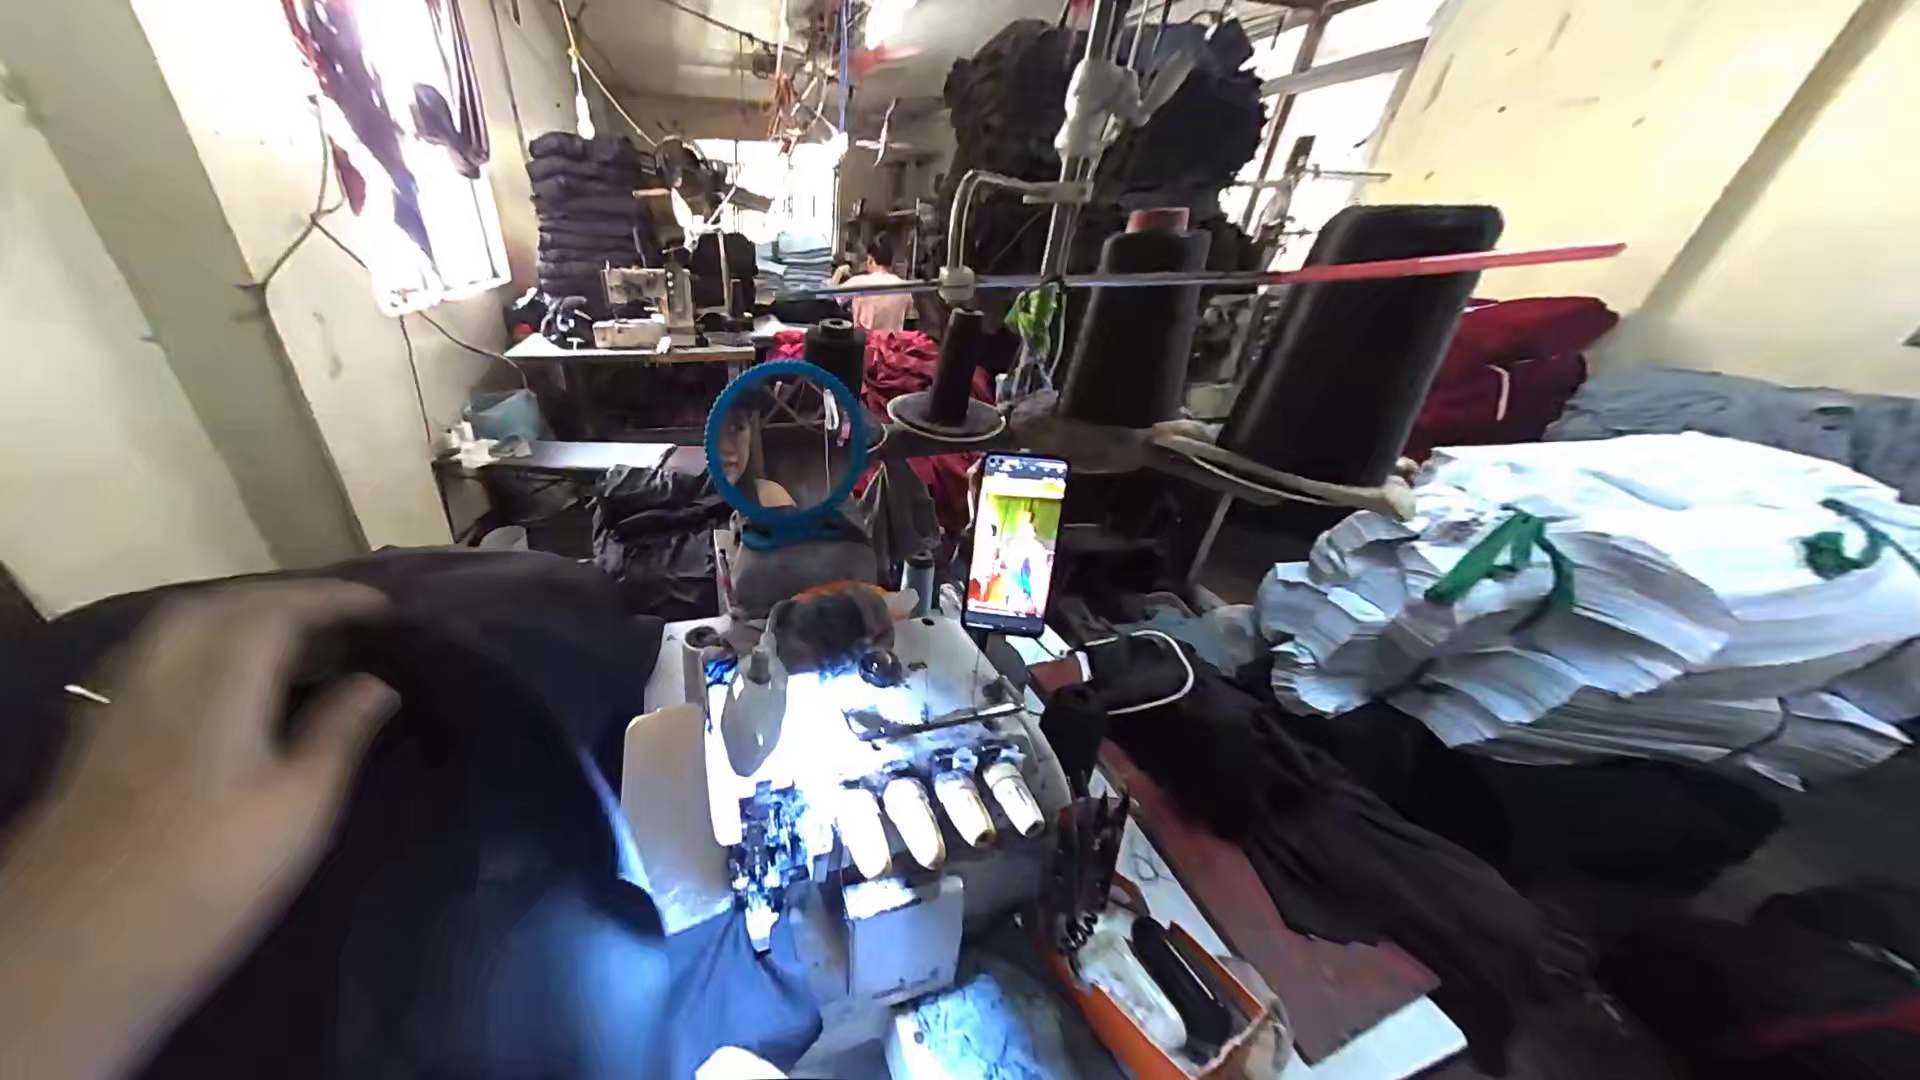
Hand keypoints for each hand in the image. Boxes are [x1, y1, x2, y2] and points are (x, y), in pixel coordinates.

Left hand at [0, 582, 399, 1079]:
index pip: (266, 618)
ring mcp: (114, 721)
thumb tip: (377, 682)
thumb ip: (338, 736)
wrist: (60, 972)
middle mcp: (153, 699)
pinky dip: (209, 645)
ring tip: (303, 631)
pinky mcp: (98, 747)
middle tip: (343, 610)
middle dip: (283, 594)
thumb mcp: (299, 812)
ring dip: (243, 613)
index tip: (385, 607)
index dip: (329, 599)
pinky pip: (155, 664)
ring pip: (171, 633)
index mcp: (210, 709)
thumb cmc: (206, 885)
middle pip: (207, 610)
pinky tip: (241, 673)